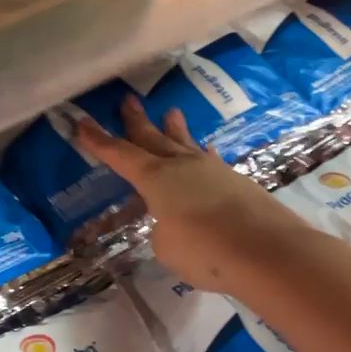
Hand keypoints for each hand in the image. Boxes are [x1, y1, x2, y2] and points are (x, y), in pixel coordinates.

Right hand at [74, 96, 314, 293]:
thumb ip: (163, 230)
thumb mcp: (166, 247)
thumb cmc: (204, 250)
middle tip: (127, 100)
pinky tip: (205, 152)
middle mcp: (181, 166)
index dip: (99, 141)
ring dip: (174, 129)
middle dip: (136, 121)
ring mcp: (213, 171)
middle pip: (153, 138)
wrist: (268, 252)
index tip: (82, 123)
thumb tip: (174, 223)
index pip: (119, 155)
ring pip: (185, 144)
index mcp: (155, 178)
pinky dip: (202, 154)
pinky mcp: (237, 183)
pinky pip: (210, 161)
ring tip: (169, 112)